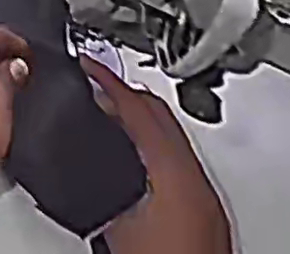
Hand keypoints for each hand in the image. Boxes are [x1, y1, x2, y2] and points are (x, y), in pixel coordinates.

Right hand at [82, 57, 232, 253]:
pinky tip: (131, 149)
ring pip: (170, 133)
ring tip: (106, 110)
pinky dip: (152, 141)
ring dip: (138, 116)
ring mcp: (207, 198)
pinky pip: (178, 157)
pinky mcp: (207, 212)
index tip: (88, 64)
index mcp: (177, 173)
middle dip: (123, 92)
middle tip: (93, 82)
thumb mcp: (116, 224)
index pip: (139, 107)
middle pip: (159, 112)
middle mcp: (198, 181)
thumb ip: (100, 175)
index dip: (108, 80)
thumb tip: (82, 150)